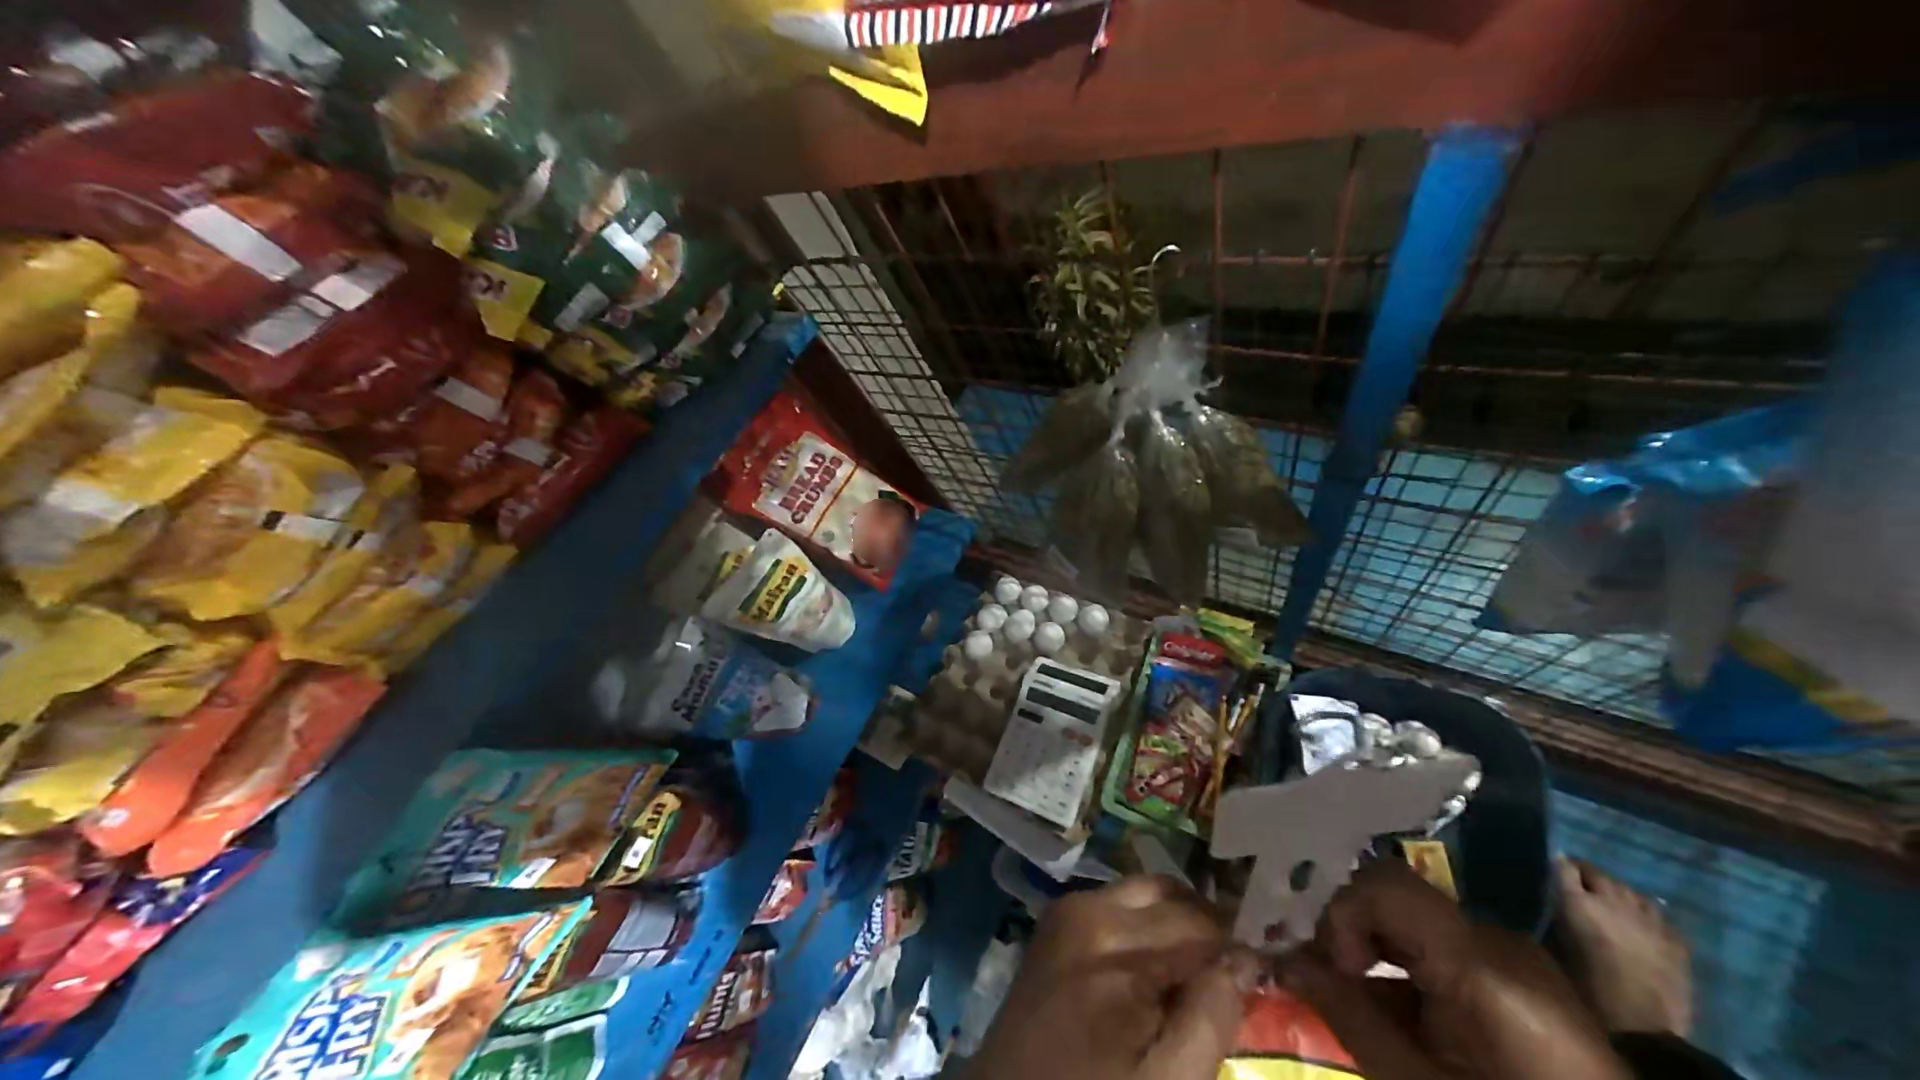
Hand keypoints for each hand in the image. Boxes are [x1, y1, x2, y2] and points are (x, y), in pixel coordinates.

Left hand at [967, 876, 1259, 1079]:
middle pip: (1177, 902)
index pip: (1205, 928)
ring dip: (1182, 924)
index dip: (1243, 952)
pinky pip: (1119, 904)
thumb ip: (1209, 1018)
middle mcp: (1091, 908)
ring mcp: (1069, 909)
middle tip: (1239, 976)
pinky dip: (1149, 925)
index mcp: (1117, 946)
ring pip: (1149, 894)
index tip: (1269, 976)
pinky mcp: (1058, 921)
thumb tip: (1245, 959)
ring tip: (1203, 971)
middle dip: (1213, 933)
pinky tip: (1160, 968)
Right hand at [1281, 860, 1631, 1079]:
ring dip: (1376, 952)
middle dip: (1350, 932)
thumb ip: (1348, 1015)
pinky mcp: (1524, 977)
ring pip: (1415, 924)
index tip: (1338, 970)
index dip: (1342, 913)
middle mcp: (1495, 938)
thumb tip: (1288, 964)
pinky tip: (1404, 1018)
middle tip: (1331, 982)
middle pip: (1395, 899)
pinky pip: (1446, 951)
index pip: (1384, 884)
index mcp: (1477, 960)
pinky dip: (1409, 970)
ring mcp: (1515, 956)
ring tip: (1360, 1003)